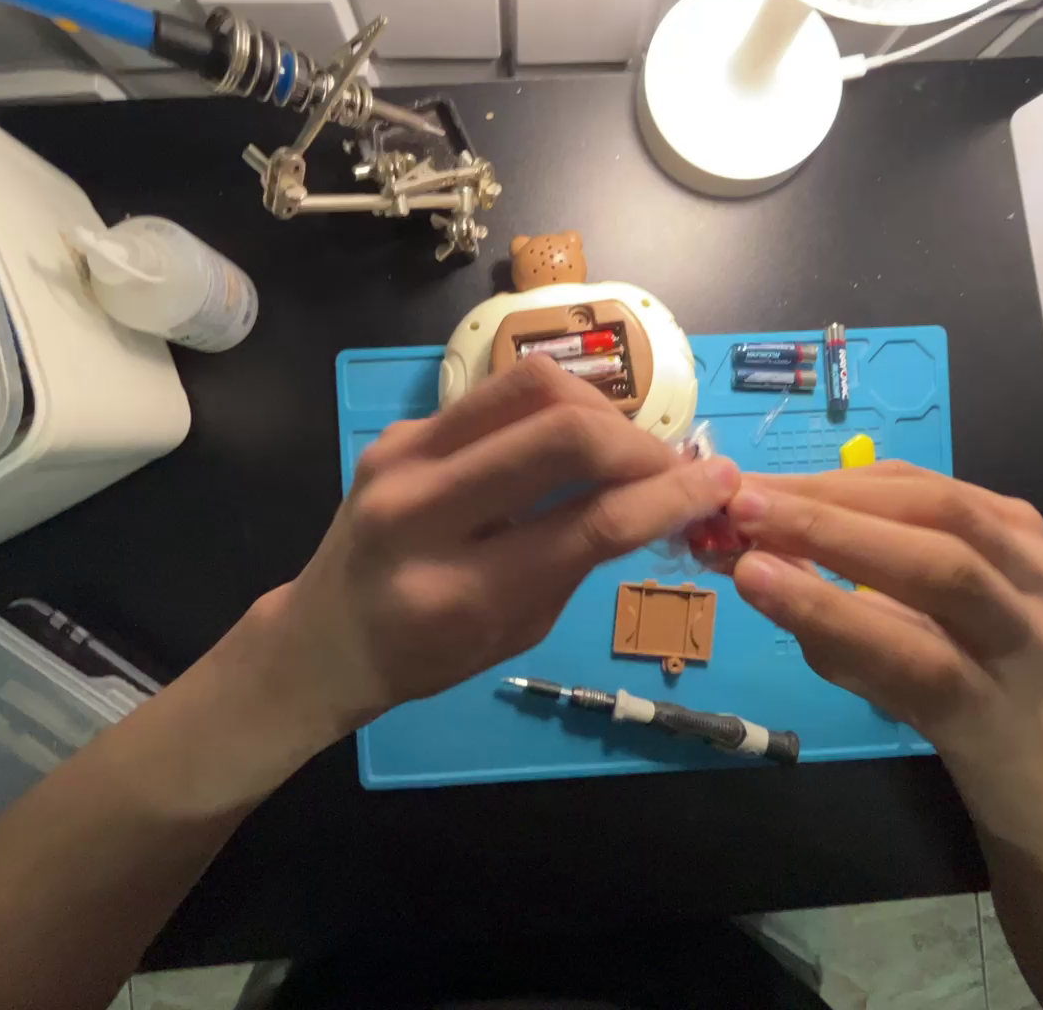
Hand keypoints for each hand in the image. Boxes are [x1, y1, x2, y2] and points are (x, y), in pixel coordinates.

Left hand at [238, 354, 740, 739]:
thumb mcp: (518, 630)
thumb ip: (580, 557)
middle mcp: (422, 509)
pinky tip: (567, 443)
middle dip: (637, 444)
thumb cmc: (427, 655)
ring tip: (620, 448)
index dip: (667, 499)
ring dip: (598, 410)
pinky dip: (552, 411)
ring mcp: (402, 454)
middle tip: (667, 468)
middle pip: (558, 430)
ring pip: (528, 385)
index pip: (588, 524)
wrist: (326, 634)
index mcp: (458, 591)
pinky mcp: (400, 428)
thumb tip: (654, 495)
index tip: (716, 487)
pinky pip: (497, 395)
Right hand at [724, 462, 1042, 764]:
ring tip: (766, 489)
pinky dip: (862, 480)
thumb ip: (815, 624)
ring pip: (941, 509)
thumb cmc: (914, 691)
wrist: (1003, 683)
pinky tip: (811, 484)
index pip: (910, 655)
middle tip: (744, 508)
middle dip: (828, 529)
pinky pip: (936, 483)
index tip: (744, 570)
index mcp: (993, 706)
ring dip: (837, 492)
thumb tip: (744, 561)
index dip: (824, 607)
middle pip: (937, 566)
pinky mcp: (1029, 521)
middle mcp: (1040, 636)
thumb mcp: (859, 680)